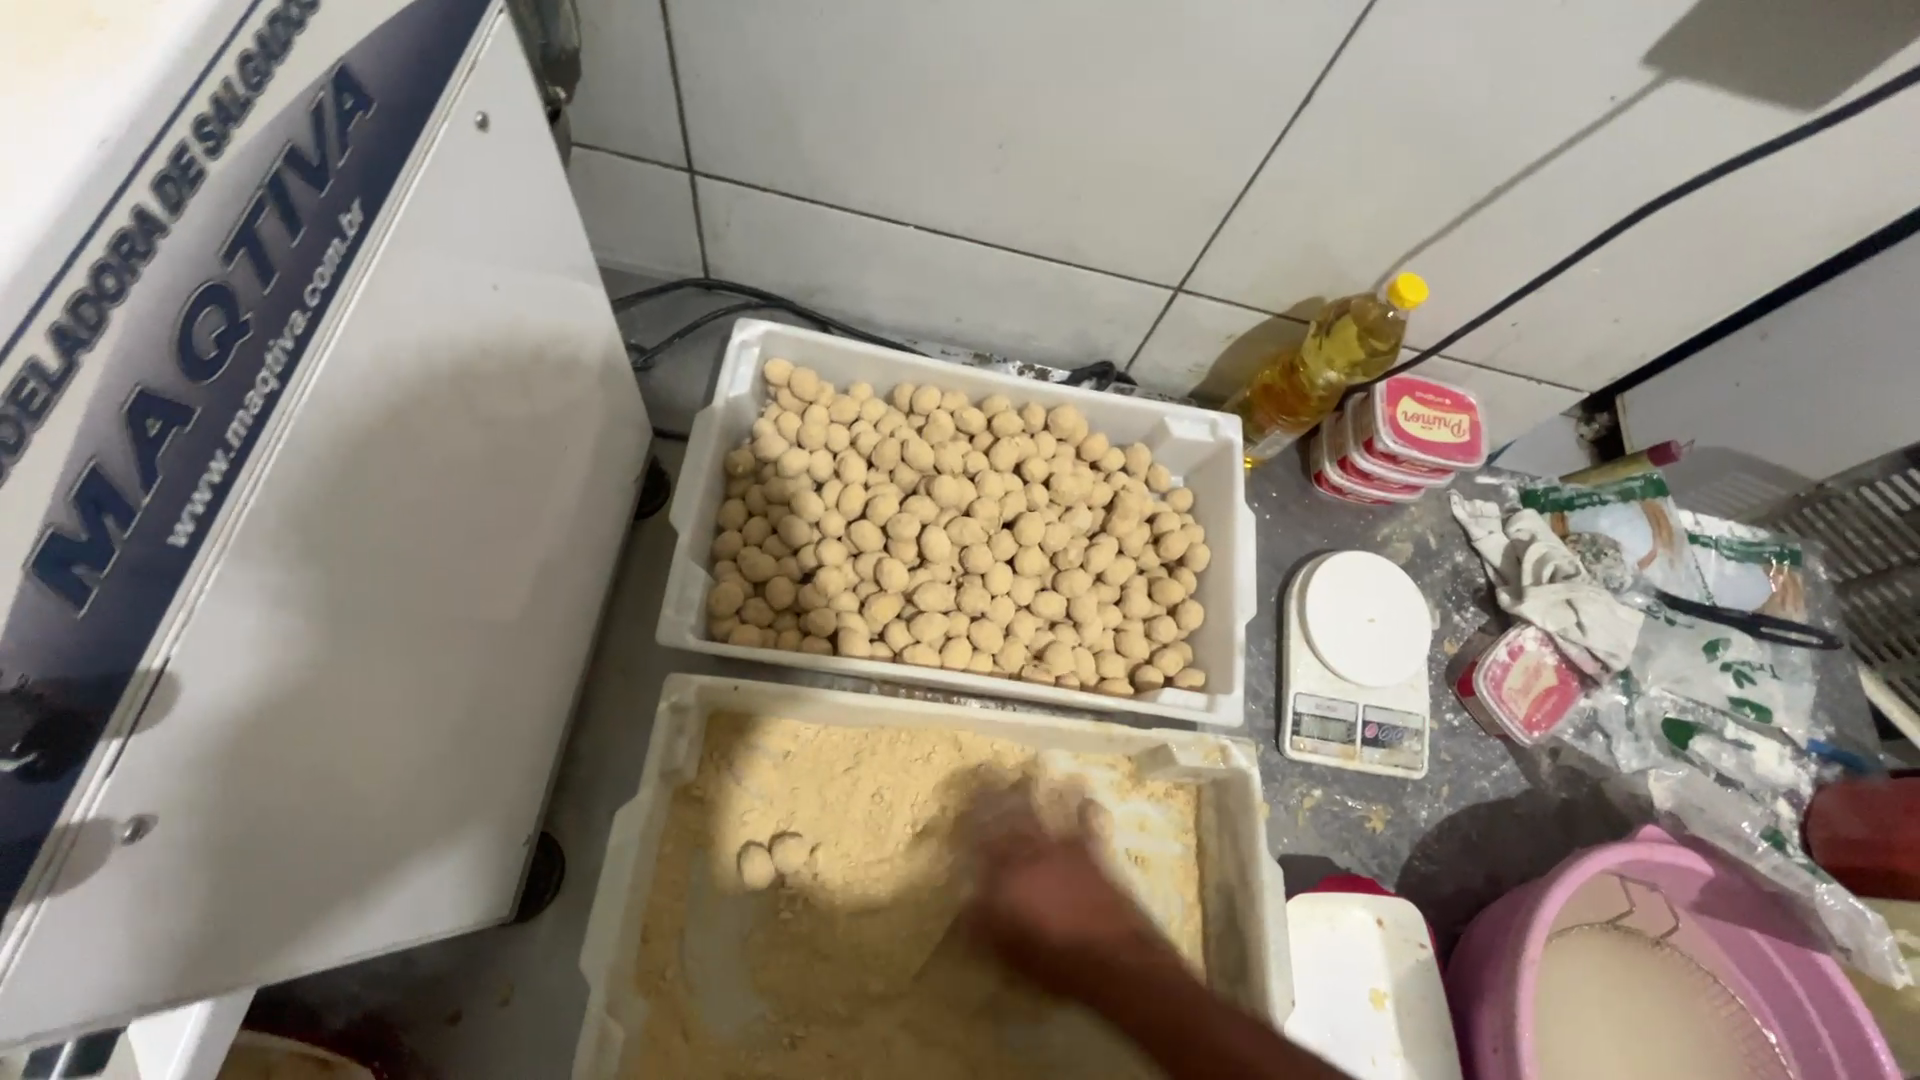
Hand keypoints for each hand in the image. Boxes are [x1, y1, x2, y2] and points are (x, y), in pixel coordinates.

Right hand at [960, 786, 1182, 1000]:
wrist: (1113, 958)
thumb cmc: (1053, 960)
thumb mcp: (1005, 948)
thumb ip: (980, 920)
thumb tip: (963, 899)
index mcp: (1004, 872)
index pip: (976, 836)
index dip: (963, 819)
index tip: (954, 806)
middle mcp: (1030, 850)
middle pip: (1007, 810)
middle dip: (992, 788)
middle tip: (983, 768)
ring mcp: (1064, 846)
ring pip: (1045, 805)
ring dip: (1037, 784)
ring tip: (1030, 764)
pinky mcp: (1093, 851)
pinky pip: (1087, 817)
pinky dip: (1084, 802)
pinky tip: (1084, 791)